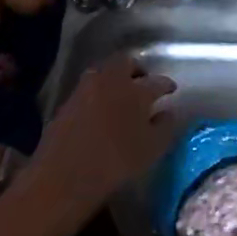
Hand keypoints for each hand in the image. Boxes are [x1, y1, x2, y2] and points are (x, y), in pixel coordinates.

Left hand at [29, 56, 176, 209]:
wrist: (65, 172)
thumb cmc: (116, 162)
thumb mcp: (151, 149)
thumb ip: (164, 127)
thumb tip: (168, 112)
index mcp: (135, 91)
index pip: (156, 81)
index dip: (166, 84)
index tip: (171, 89)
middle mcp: (110, 81)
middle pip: (125, 63)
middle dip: (137, 69)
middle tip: (144, 82)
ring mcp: (85, 87)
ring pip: (104, 71)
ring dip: (116, 77)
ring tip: (124, 94)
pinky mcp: (68, 99)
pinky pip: (89, 86)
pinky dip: (100, 90)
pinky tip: (103, 106)